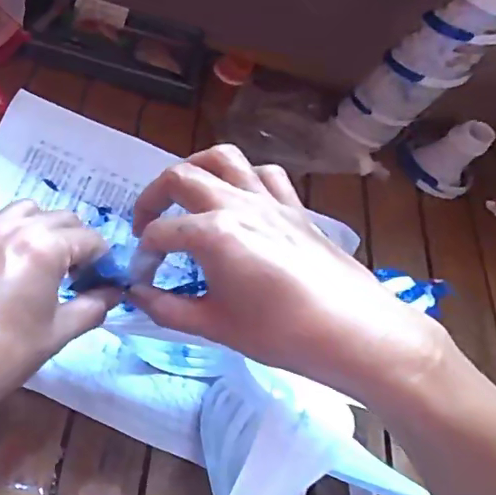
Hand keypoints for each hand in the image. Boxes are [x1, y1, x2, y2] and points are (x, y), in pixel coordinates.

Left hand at [0, 201, 120, 419]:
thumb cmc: (0, 355)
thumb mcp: (55, 335)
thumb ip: (90, 307)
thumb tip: (112, 293)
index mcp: (44, 246)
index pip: (90, 238)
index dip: (103, 260)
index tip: (103, 283)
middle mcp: (12, 228)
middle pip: (60, 218)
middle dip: (76, 243)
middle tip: (76, 278)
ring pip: (23, 211)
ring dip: (40, 228)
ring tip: (41, 263)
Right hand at [126, 145, 452, 402]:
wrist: (358, 335)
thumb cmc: (280, 333)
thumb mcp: (211, 325)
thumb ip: (164, 307)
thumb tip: (137, 294)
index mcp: (213, 234)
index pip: (158, 234)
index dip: (142, 258)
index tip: (142, 282)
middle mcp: (238, 205)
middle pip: (179, 178)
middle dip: (151, 200)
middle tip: (147, 230)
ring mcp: (270, 201)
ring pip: (222, 159)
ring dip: (193, 172)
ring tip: (182, 199)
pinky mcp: (294, 208)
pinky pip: (261, 173)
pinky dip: (239, 178)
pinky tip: (234, 202)